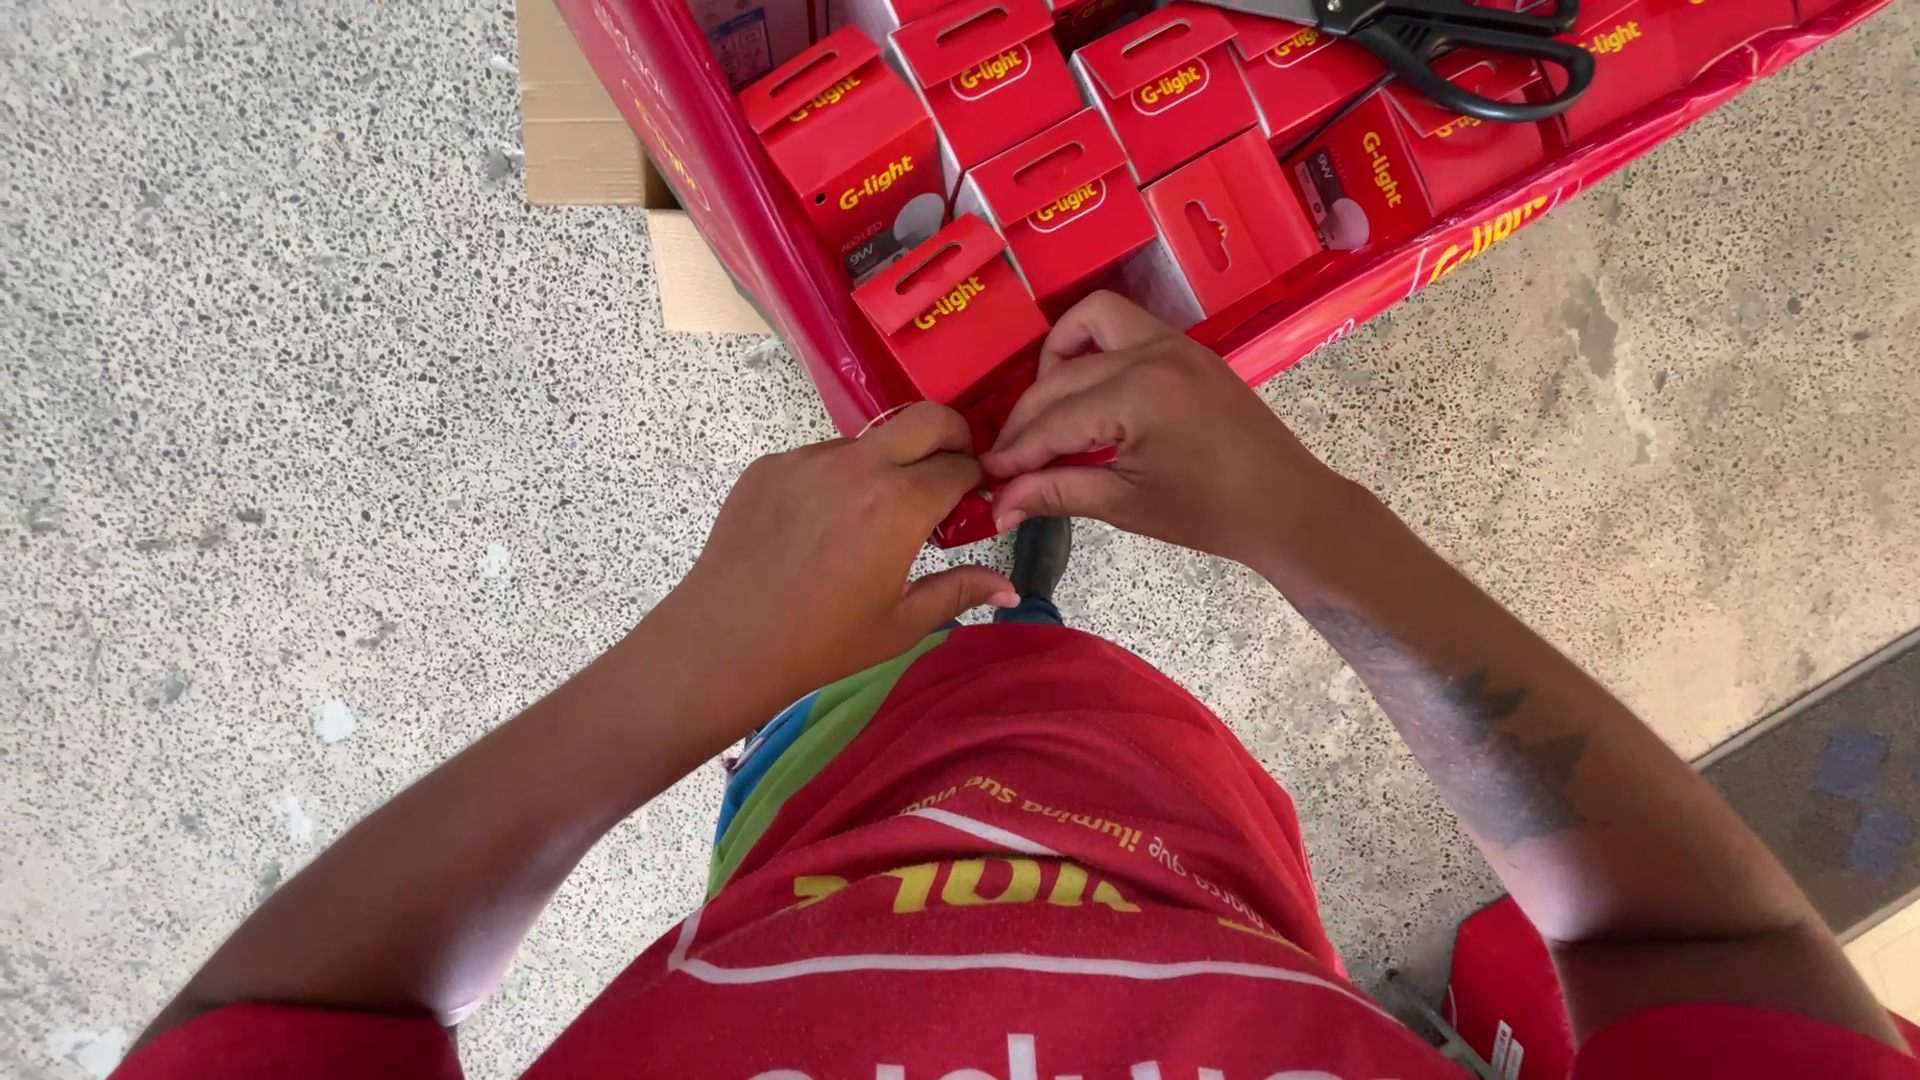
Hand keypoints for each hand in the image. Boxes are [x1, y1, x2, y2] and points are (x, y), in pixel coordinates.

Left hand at [651, 403, 1016, 727]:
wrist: (726, 641)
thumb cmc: (822, 641)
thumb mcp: (901, 623)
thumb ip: (960, 591)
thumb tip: (1009, 588)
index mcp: (899, 506)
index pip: (959, 464)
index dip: (976, 479)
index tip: (972, 499)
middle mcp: (857, 466)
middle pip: (926, 419)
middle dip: (951, 436)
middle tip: (946, 474)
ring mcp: (808, 460)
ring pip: (869, 441)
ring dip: (887, 465)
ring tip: (868, 519)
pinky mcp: (770, 465)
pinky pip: (820, 458)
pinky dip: (836, 479)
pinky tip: (819, 527)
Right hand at [981, 292, 1347, 569]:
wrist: (1286, 506)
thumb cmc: (1209, 514)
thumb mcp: (1125, 505)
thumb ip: (1056, 493)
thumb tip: (998, 507)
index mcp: (1140, 395)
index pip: (1054, 421)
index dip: (1015, 452)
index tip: (986, 476)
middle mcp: (1153, 352)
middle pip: (1061, 376)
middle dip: (1027, 419)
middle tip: (1009, 460)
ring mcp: (1173, 342)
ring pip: (1092, 321)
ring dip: (1056, 358)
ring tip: (1046, 410)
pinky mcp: (1185, 347)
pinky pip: (1124, 326)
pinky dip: (1093, 349)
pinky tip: (1086, 392)